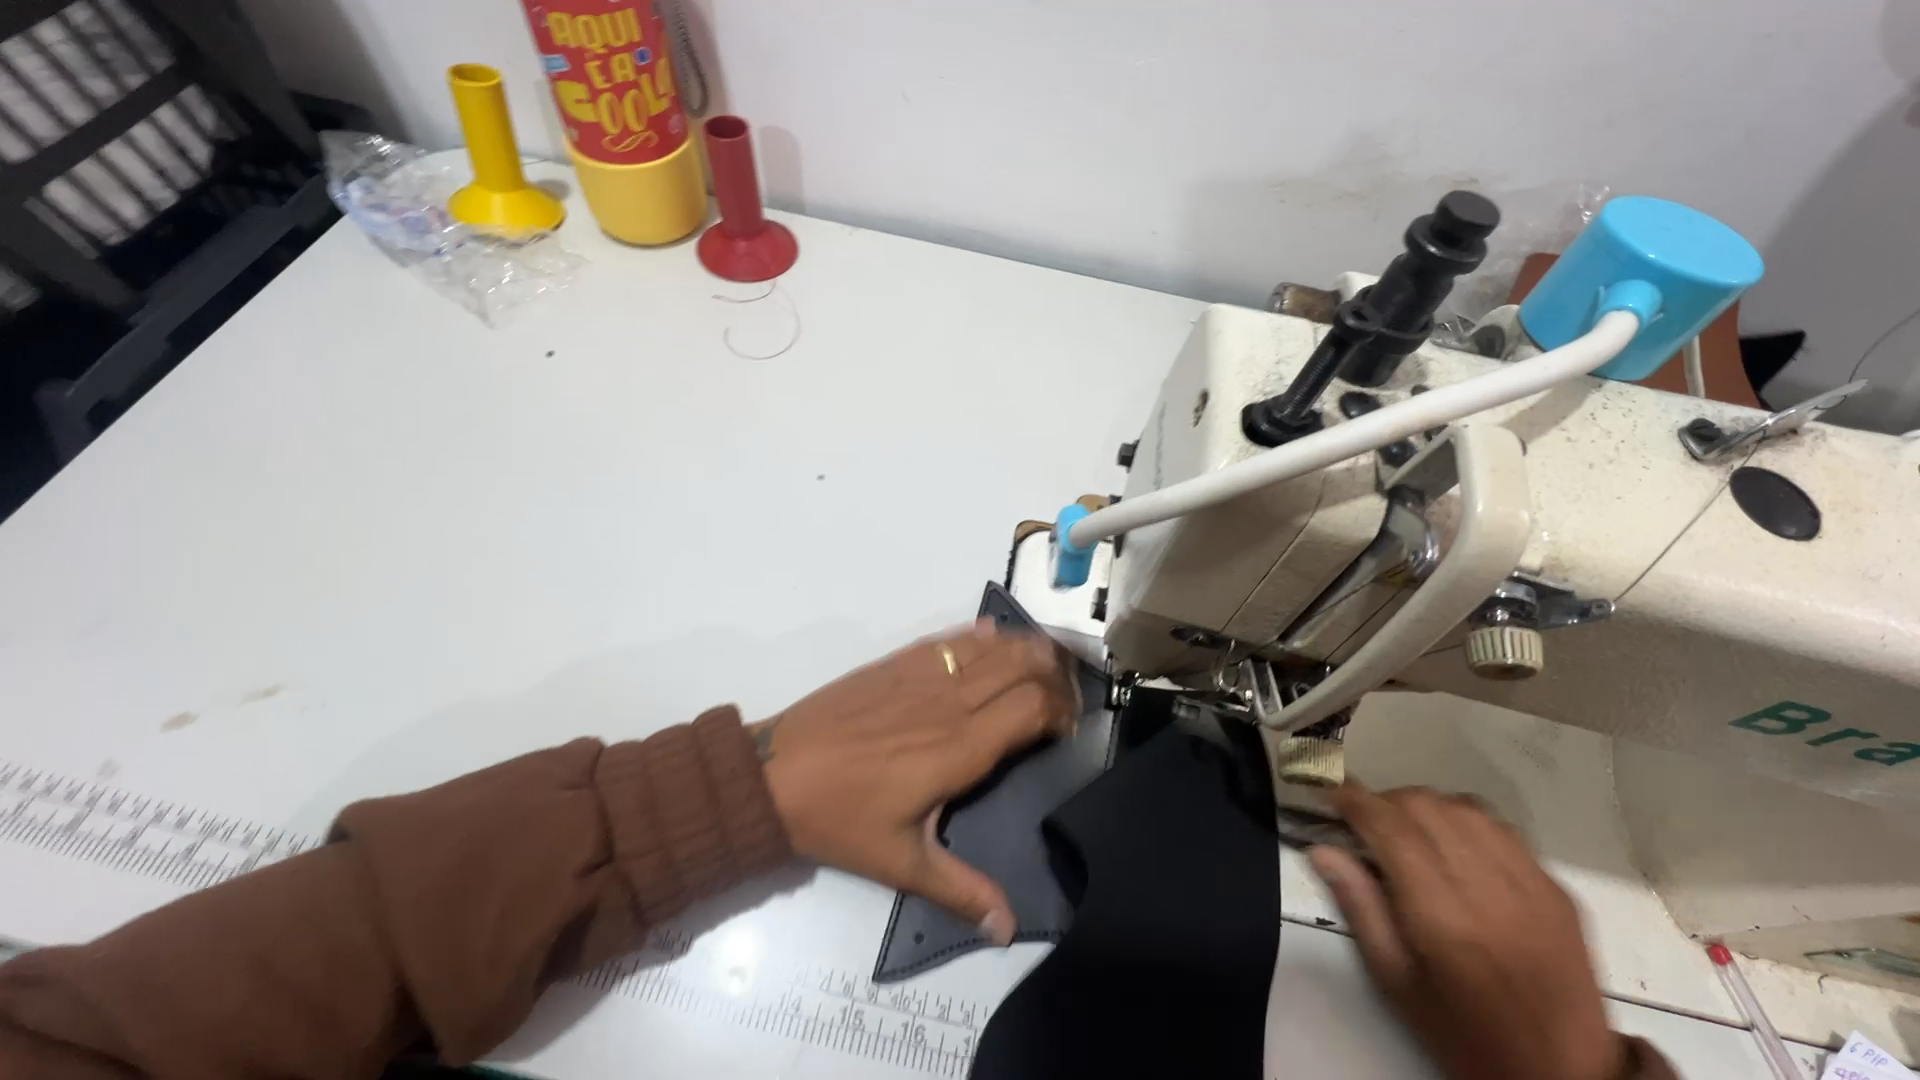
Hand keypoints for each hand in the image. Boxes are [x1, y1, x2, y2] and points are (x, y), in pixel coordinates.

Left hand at [758, 623, 1076, 944]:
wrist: (773, 774)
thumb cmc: (841, 818)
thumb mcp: (901, 862)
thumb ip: (962, 890)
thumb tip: (1008, 929)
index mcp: (962, 746)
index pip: (1036, 706)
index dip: (1063, 711)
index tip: (1065, 731)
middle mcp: (952, 699)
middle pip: (1026, 662)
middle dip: (1058, 673)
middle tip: (1064, 696)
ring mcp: (924, 674)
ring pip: (996, 643)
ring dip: (1028, 648)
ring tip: (1041, 667)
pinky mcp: (898, 660)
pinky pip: (955, 637)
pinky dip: (984, 636)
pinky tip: (993, 642)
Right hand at [1309, 785, 1625, 1079]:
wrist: (1564, 1073)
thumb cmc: (1463, 1032)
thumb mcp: (1395, 980)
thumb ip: (1359, 907)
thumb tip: (1323, 849)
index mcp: (1443, 915)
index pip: (1390, 827)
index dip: (1353, 799)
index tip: (1327, 791)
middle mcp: (1489, 886)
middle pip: (1425, 805)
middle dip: (1383, 801)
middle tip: (1362, 823)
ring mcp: (1532, 882)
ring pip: (1463, 806)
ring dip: (1424, 807)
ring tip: (1406, 832)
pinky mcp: (1557, 887)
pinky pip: (1501, 827)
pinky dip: (1465, 822)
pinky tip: (1454, 848)